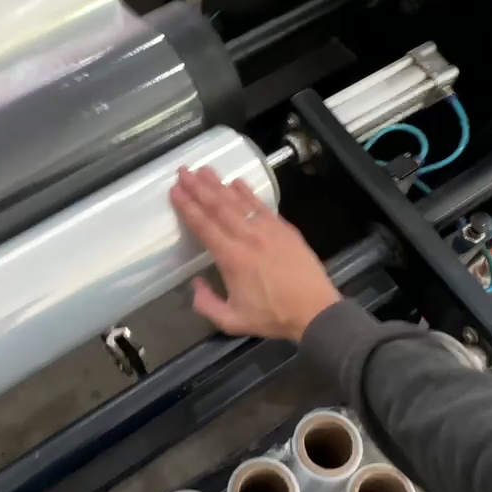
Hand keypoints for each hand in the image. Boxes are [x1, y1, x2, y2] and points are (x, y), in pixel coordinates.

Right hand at [170, 166, 340, 341]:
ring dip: (220, 184)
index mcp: (232, 258)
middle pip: (219, 206)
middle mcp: (248, 238)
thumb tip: (195, 284)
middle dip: (199, 187)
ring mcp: (268, 230)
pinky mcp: (285, 229)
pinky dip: (248, 193)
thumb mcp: (233, 321)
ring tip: (204, 170)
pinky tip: (237, 182)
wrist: (315, 310)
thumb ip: (207, 304)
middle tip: (184, 171)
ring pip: (239, 201)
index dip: (187, 207)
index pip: (204, 226)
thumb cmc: (273, 317)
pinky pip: (262, 205)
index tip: (175, 191)